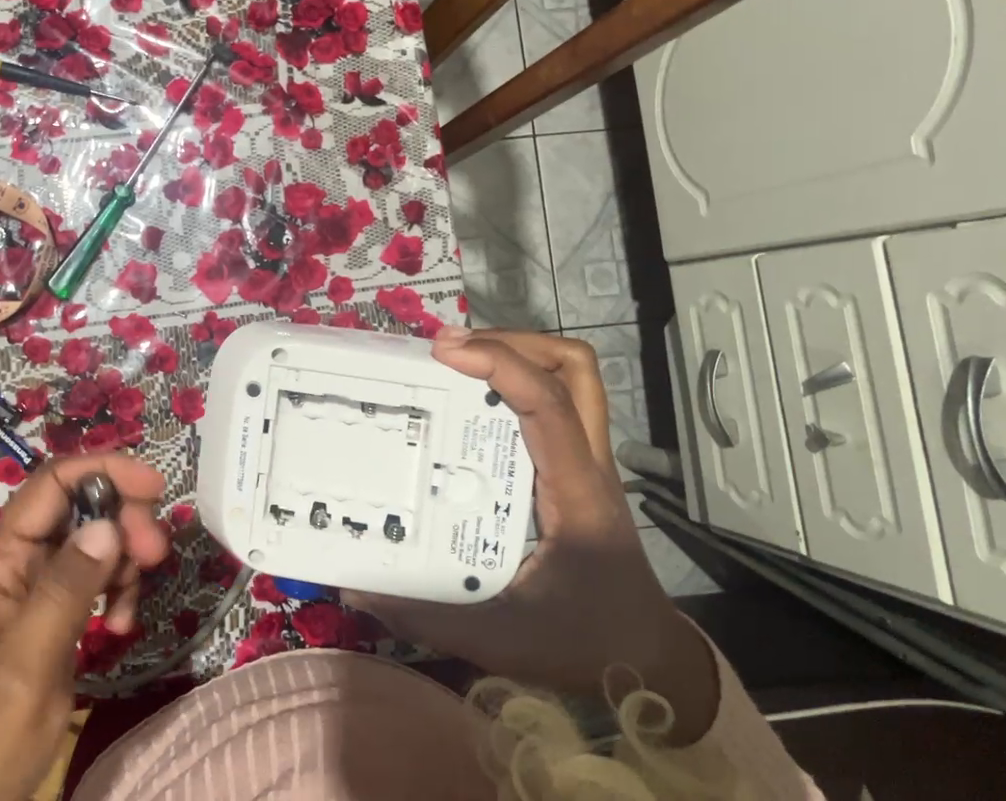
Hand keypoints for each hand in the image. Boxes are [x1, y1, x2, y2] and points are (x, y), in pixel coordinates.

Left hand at [0, 455, 171, 800]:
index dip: (104, 471)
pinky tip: (118, 628)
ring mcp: (28, 594)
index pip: (51, 485)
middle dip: (122, 521)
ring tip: (127, 613)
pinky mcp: (44, 621)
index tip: (157, 488)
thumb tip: (107, 524)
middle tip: (155, 560)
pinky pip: (89, 583)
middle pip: (77, 509)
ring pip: (89, 544)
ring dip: (121, 563)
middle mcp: (12, 566)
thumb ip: (63, 595)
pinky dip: (113, 593)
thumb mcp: (22, 673)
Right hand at [343, 327, 718, 740]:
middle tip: (449, 350)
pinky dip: (515, 383)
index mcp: (575, 492)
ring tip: (456, 362)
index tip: (443, 351)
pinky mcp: (574, 471)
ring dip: (517, 354)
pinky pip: (553, 403)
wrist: (649, 663)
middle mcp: (587, 464)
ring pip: (572, 377)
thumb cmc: (585, 644)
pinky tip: (469, 405)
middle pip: (574, 367)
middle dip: (512, 341)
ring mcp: (586, 463)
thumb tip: (355, 589)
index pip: (549, 403)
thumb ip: (426, 616)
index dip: (500, 363)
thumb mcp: (501, 640)